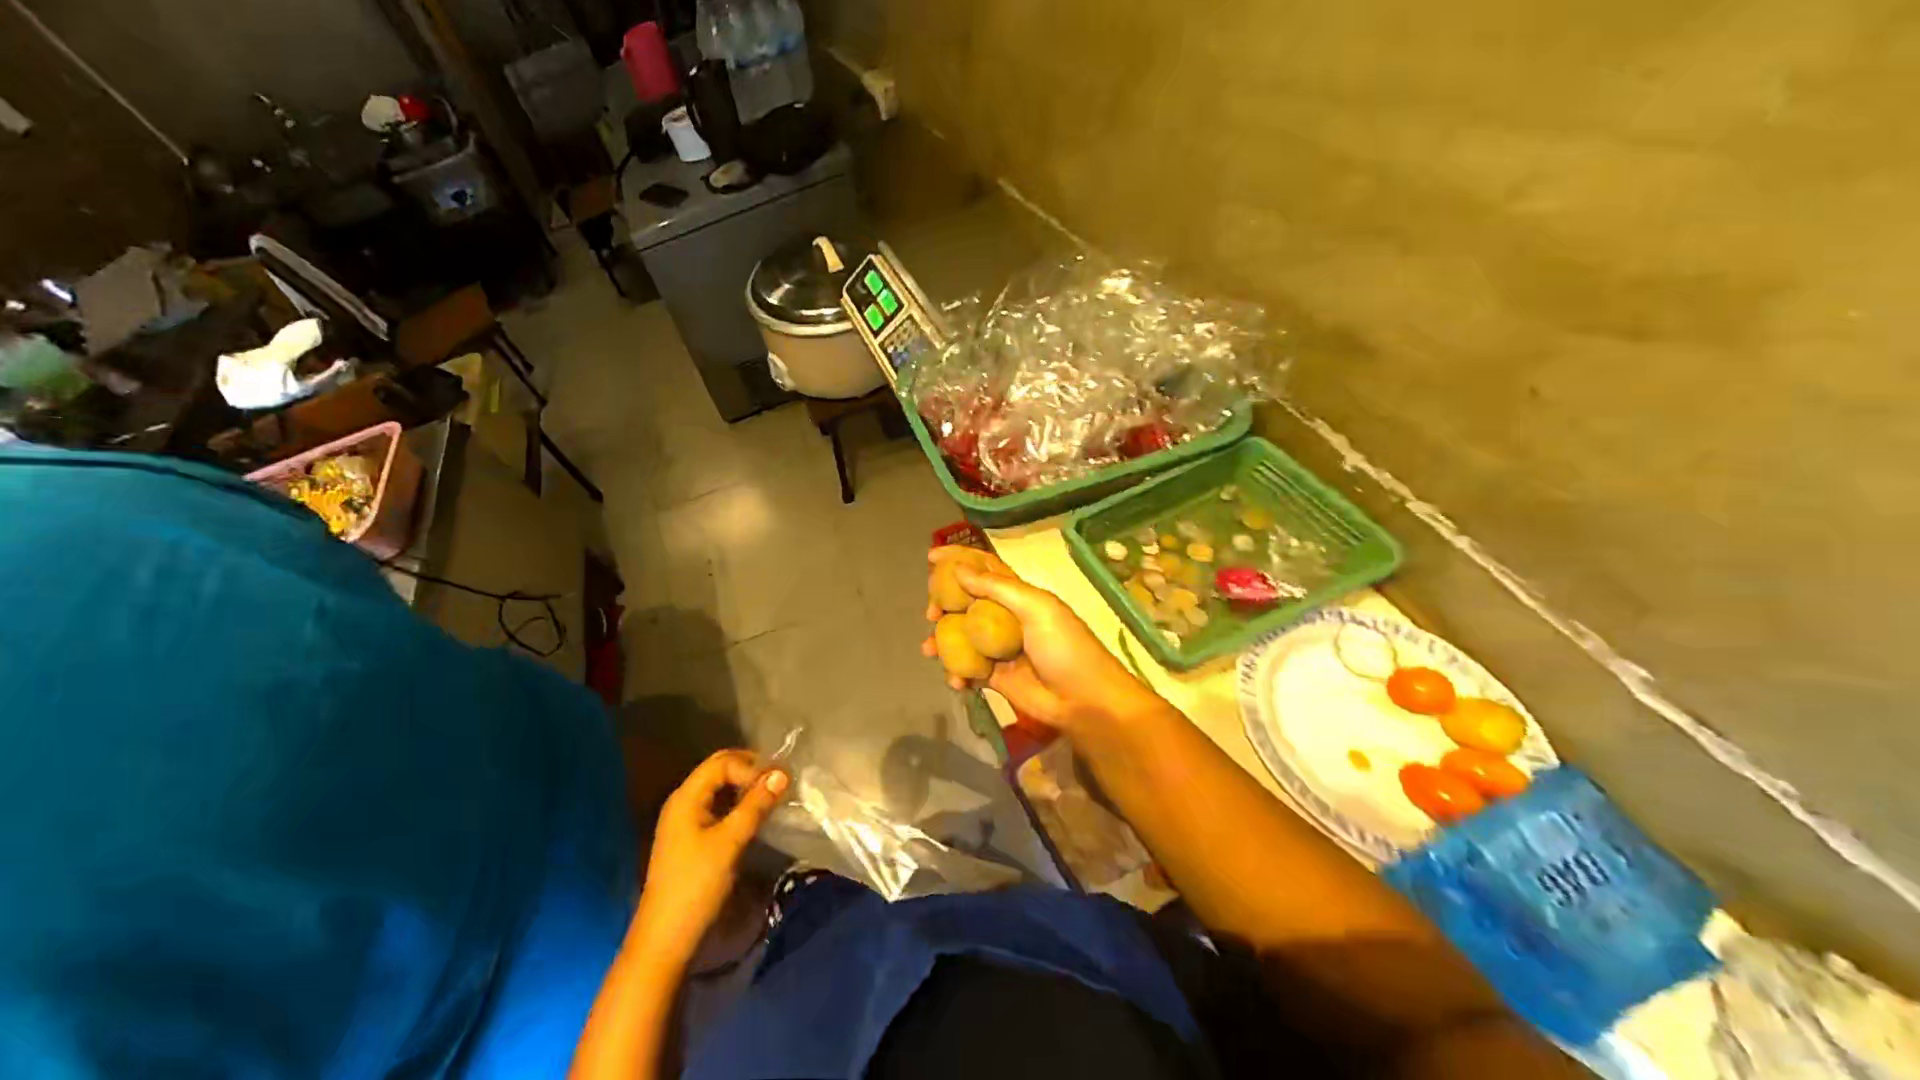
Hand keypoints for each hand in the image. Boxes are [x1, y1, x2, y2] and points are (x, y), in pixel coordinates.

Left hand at [631, 750, 787, 964]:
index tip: (778, 783)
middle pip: (719, 771)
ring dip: (745, 789)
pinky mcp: (691, 839)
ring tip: (772, 798)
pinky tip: (755, 818)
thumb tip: (782, 773)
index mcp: (685, 798)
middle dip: (750, 772)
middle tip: (780, 784)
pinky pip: (717, 809)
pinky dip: (738, 806)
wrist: (665, 938)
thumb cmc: (696, 885)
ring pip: (719, 790)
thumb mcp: (730, 842)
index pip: (722, 763)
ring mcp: (685, 821)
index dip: (751, 767)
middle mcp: (682, 802)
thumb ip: (755, 805)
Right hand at [922, 546, 1166, 731]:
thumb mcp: (1036, 609)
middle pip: (966, 602)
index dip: (959, 560)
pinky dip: (956, 672)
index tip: (931, 558)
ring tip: (929, 649)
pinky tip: (955, 680)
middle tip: (931, 611)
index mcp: (1020, 596)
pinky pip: (967, 669)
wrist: (1085, 701)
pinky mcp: (996, 678)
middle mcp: (1006, 618)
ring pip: (961, 637)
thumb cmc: (1065, 647)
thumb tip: (959, 569)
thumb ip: (997, 588)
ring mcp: (999, 649)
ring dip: (942, 640)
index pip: (985, 570)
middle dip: (943, 603)